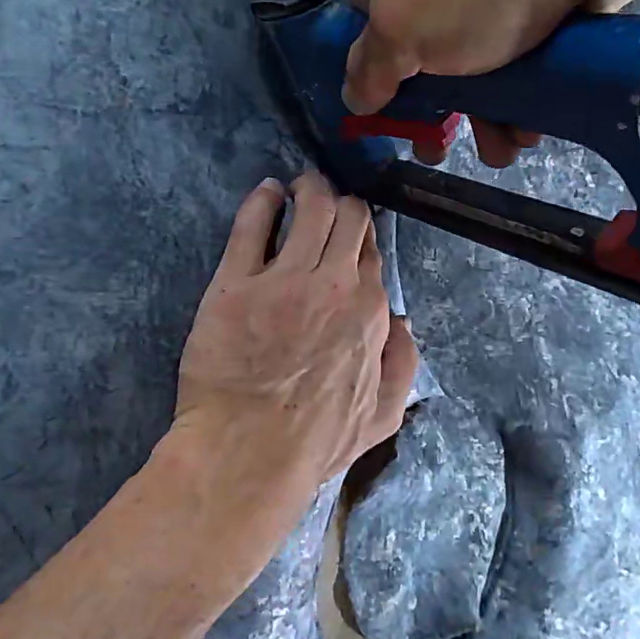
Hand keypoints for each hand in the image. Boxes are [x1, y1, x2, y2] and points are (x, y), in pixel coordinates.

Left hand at [171, 173, 417, 497]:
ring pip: (310, 209)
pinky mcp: (235, 283)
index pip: (370, 252)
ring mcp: (284, 279)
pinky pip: (252, 225)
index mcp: (370, 310)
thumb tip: (402, 322)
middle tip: (327, 201)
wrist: (249, 453)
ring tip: (301, 185)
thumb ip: (404, 362)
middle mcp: (334, 283)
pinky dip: (262, 200)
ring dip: (310, 189)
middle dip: (342, 203)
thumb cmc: (317, 439)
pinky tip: (266, 191)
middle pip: (348, 218)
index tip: (350, 235)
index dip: (361, 238)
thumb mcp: (384, 414)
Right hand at [343, 0, 587, 167]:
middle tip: (441, 150)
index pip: (361, 36)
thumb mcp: (402, 28)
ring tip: (506, 147)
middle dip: (436, 116)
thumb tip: (353, 99)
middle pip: (423, 66)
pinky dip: (523, 103)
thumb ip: (370, 68)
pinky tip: (531, 127)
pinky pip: (519, 70)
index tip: (388, 125)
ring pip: (476, 76)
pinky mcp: (536, 14)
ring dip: (487, 121)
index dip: (372, 84)